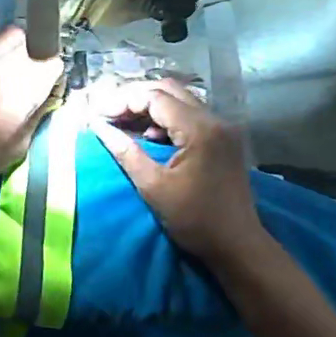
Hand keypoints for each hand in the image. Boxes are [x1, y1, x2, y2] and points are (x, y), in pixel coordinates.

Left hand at [0, 26, 62, 197]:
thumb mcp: (20, 144)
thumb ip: (36, 114)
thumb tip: (45, 98)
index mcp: (22, 88)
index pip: (53, 62)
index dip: (53, 76)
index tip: (48, 88)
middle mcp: (1, 65)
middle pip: (30, 40)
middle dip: (35, 54)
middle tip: (31, 75)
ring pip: (5, 33)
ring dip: (13, 46)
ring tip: (11, 65)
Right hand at [87, 80, 273, 269]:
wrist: (237, 245)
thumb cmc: (194, 219)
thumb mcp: (152, 186)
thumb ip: (125, 152)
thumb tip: (98, 127)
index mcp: (200, 130)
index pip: (155, 97)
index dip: (123, 101)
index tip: (98, 115)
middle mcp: (215, 120)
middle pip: (169, 90)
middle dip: (134, 97)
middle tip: (107, 113)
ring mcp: (222, 128)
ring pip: (180, 100)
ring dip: (149, 106)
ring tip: (121, 122)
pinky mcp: (222, 139)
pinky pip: (189, 115)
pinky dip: (165, 118)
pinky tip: (147, 135)